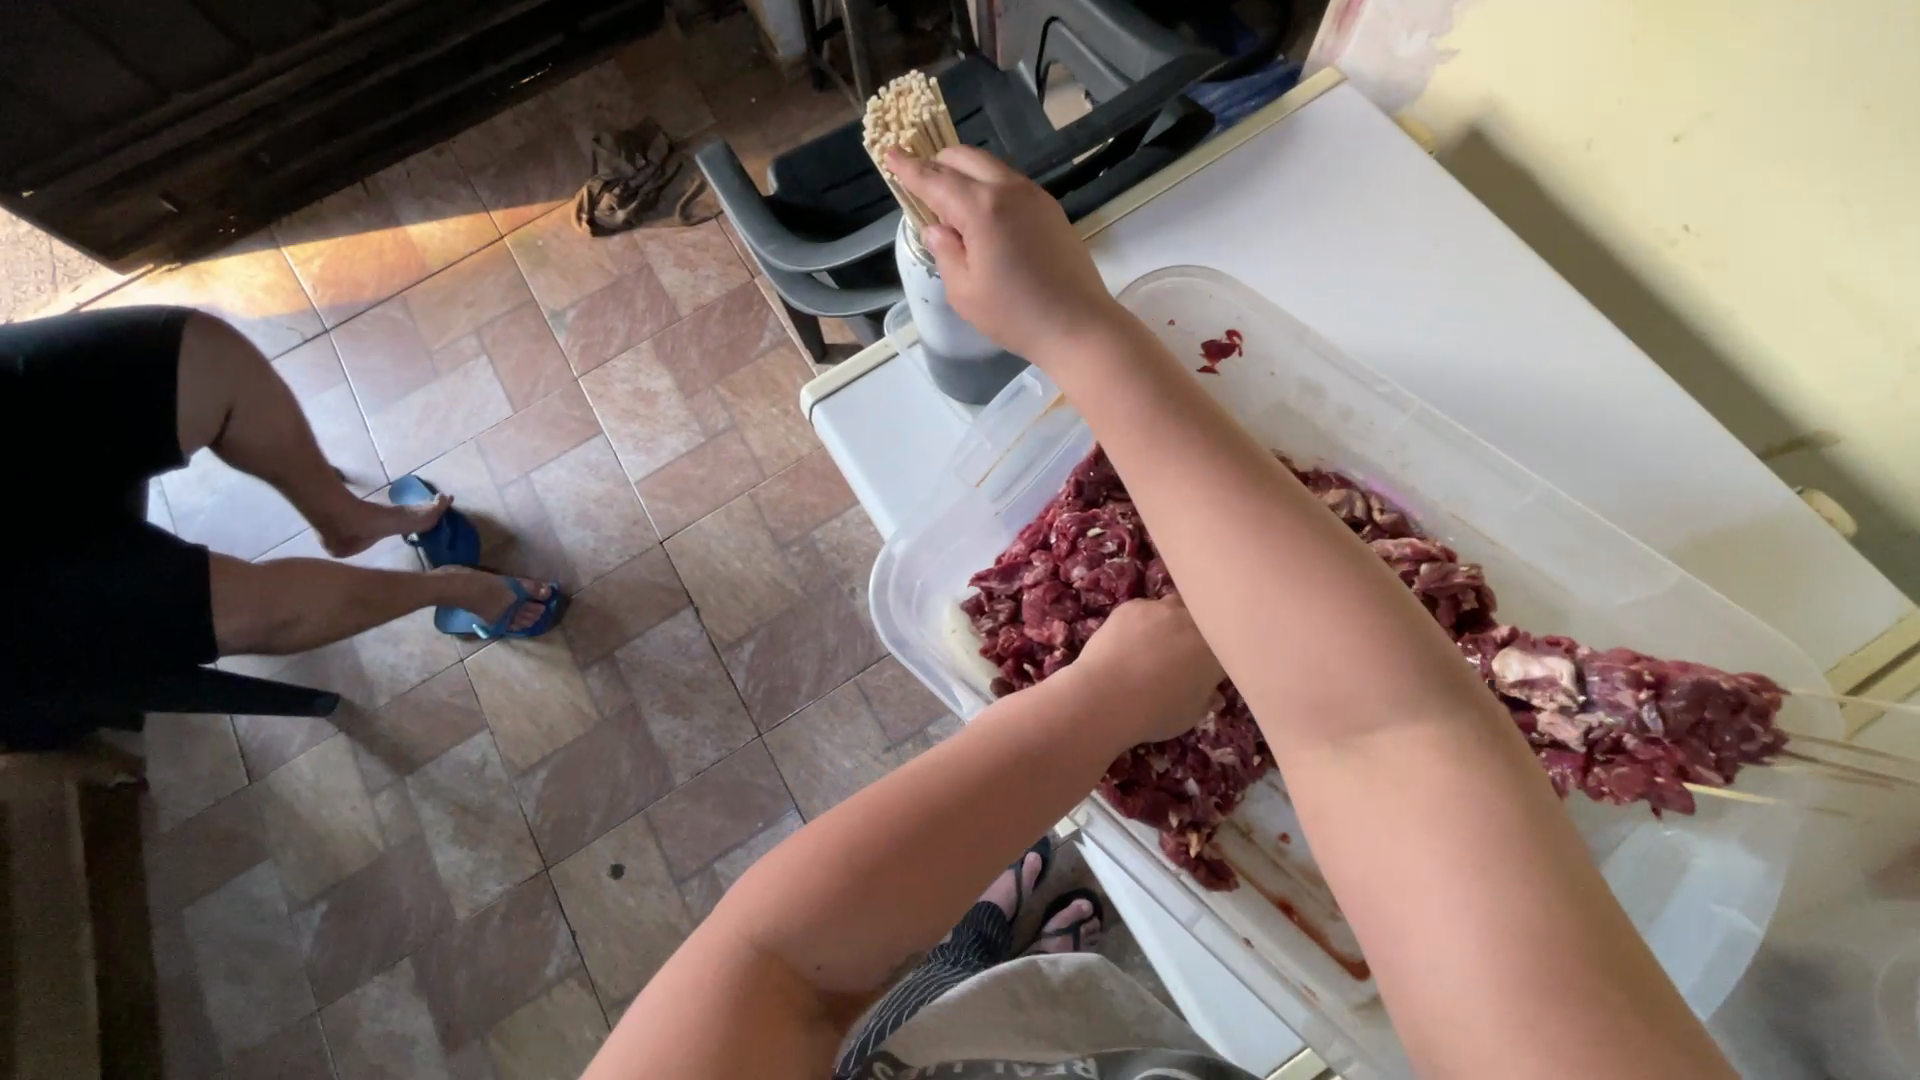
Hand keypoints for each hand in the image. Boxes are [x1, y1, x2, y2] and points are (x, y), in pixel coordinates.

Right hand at [887, 146, 1125, 361]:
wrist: (1078, 325)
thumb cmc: (1015, 316)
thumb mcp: (964, 292)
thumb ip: (945, 253)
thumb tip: (937, 230)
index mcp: (981, 209)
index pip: (935, 179)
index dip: (909, 169)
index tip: (890, 154)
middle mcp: (1008, 190)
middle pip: (964, 157)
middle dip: (938, 163)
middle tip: (922, 185)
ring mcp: (1034, 196)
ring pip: (990, 168)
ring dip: (965, 176)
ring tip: (954, 208)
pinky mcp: (1050, 209)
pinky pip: (1010, 185)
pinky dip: (989, 189)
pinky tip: (985, 220)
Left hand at [1060, 595, 1225, 746]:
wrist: (1106, 696)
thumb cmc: (1155, 712)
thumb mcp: (1190, 715)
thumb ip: (1206, 699)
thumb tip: (1214, 695)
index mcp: (1215, 649)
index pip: (1226, 645)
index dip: (1219, 654)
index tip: (1210, 666)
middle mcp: (1192, 621)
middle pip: (1202, 618)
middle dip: (1197, 631)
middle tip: (1183, 652)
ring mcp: (1161, 609)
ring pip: (1173, 606)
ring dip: (1170, 620)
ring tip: (1154, 642)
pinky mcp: (1132, 606)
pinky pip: (1144, 609)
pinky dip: (1142, 621)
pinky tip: (1129, 639)